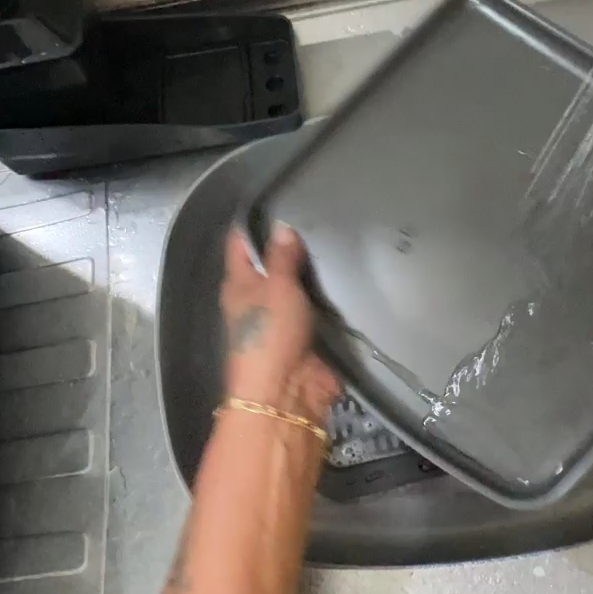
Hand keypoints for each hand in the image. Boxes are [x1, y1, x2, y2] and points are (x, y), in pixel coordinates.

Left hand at [221, 224, 340, 423]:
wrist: (289, 392)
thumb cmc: (271, 335)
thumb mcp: (276, 287)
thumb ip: (282, 257)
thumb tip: (282, 227)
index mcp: (240, 285)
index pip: (241, 246)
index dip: (254, 225)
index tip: (276, 201)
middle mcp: (259, 299)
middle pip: (274, 264)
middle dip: (294, 246)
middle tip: (322, 217)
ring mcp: (285, 318)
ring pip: (300, 285)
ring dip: (317, 272)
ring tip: (343, 240)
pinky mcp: (309, 336)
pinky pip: (322, 307)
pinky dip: (333, 297)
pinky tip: (353, 276)